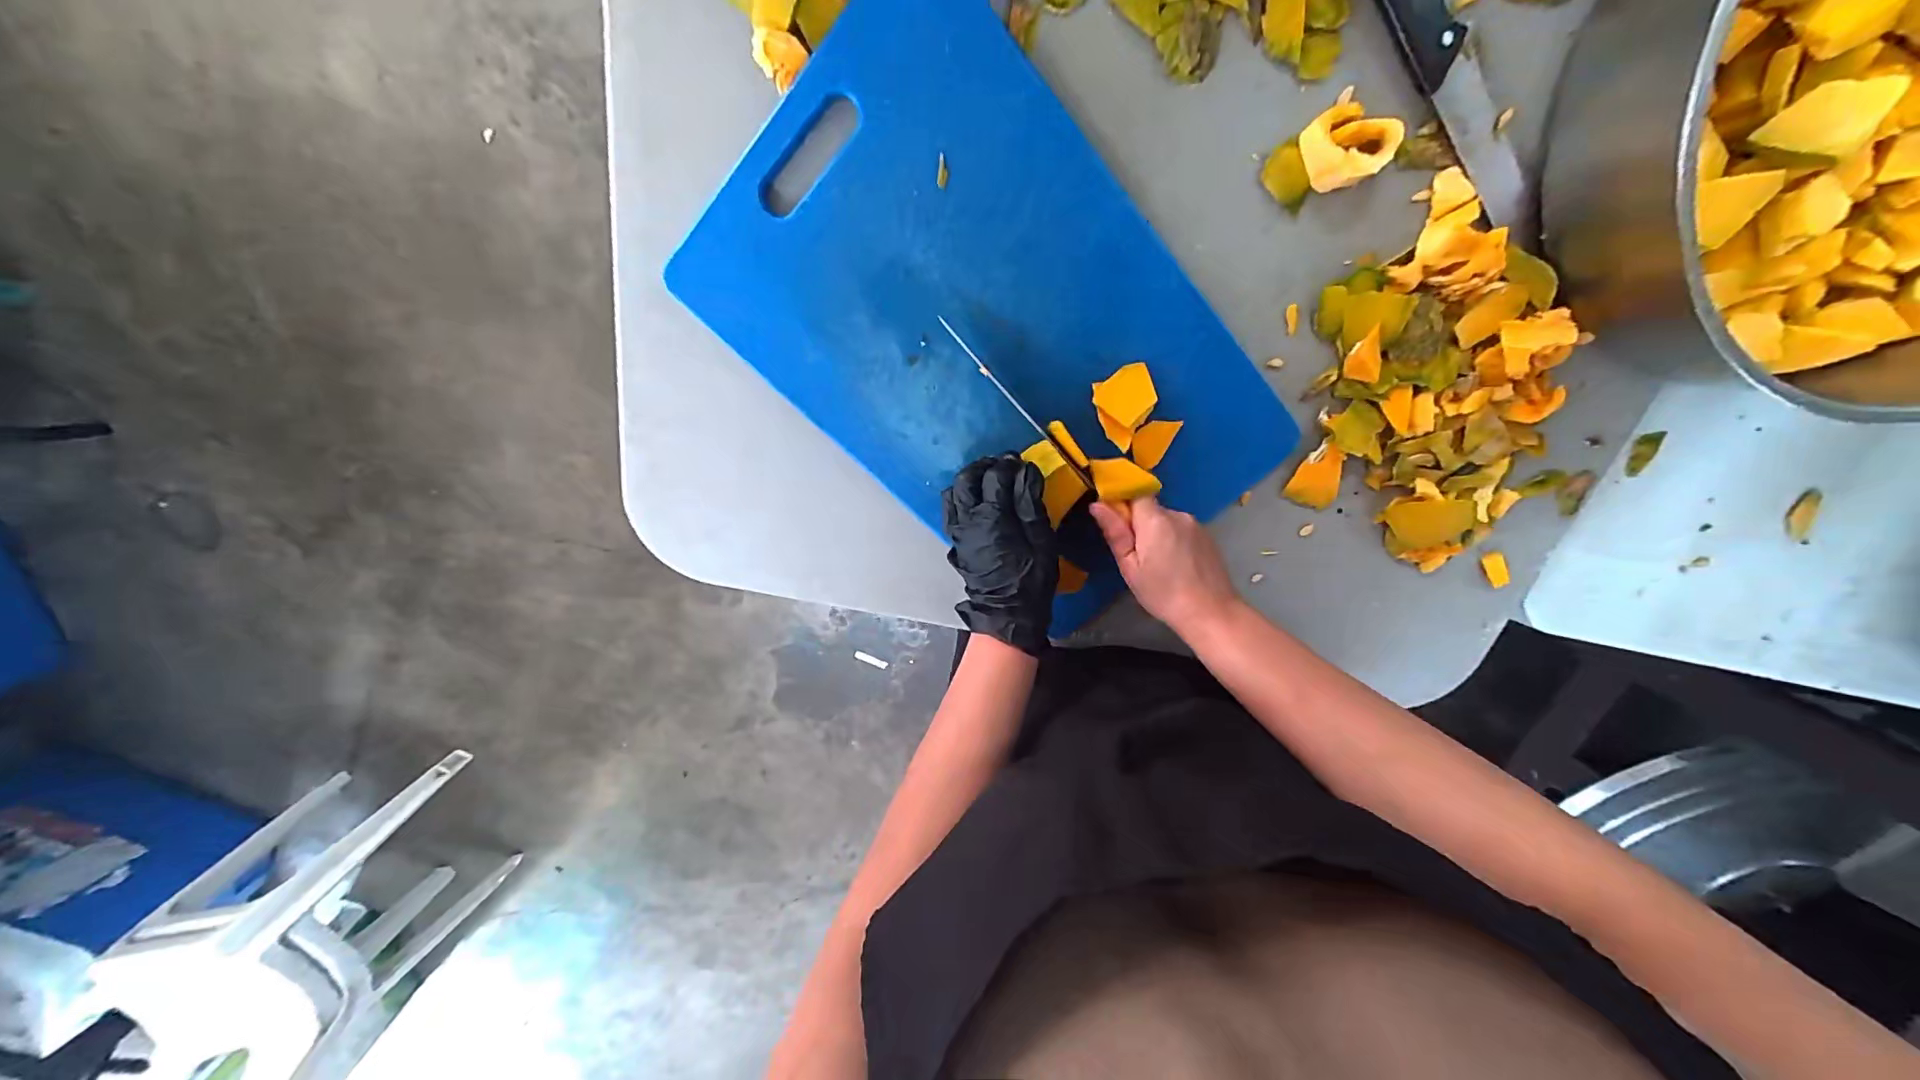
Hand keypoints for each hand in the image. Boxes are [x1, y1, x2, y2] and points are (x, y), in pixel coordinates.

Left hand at [943, 454, 1056, 654]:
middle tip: (1002, 466)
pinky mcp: (956, 541)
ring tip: (988, 480)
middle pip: (966, 479)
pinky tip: (978, 501)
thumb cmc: (1031, 579)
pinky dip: (962, 498)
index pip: (994, 476)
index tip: (1020, 461)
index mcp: (991, 516)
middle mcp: (967, 520)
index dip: (1008, 464)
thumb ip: (1030, 502)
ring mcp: (957, 531)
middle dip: (983, 467)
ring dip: (969, 481)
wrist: (1007, 614)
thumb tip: (1026, 471)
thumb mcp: (1041, 539)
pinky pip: (952, 510)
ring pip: (953, 493)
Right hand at [1089, 497, 1239, 636]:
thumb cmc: (1163, 594)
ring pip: (1165, 520)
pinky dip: (1173, 541)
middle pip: (1150, 508)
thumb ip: (1115, 532)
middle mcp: (1177, 514)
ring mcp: (1195, 524)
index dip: (1122, 504)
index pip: (1135, 493)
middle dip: (1139, 525)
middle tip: (1135, 556)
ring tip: (1158, 565)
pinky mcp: (1207, 536)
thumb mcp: (1130, 567)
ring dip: (1157, 534)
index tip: (1116, 526)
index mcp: (1155, 520)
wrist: (1211, 612)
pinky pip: (1181, 529)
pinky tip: (1176, 565)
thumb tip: (1097, 504)